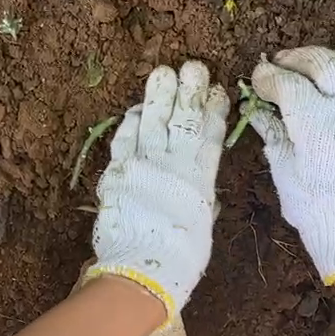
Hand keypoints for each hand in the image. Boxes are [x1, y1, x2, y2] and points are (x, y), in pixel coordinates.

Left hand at [85, 61, 227, 322]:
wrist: (142, 269)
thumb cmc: (179, 258)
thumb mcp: (202, 224)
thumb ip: (199, 198)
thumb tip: (197, 186)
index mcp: (201, 178)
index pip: (210, 134)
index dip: (213, 110)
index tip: (216, 89)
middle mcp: (174, 164)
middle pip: (183, 118)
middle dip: (189, 90)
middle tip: (192, 66)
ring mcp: (143, 163)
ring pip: (153, 119)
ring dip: (159, 95)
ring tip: (164, 73)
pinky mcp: (117, 170)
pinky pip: (125, 138)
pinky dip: (132, 122)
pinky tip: (137, 110)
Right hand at [249, 47, 334, 283]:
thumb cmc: (314, 203)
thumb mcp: (284, 169)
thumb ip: (273, 131)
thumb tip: (255, 107)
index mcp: (318, 125)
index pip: (288, 84)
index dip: (269, 77)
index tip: (258, 77)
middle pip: (324, 63)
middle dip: (298, 59)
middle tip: (283, 63)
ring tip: (321, 73)